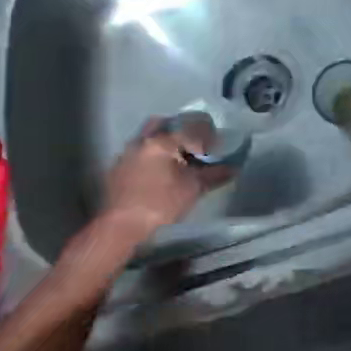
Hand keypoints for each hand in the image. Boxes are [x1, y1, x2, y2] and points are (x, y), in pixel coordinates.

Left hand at [96, 117, 234, 239]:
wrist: (120, 226)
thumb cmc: (160, 204)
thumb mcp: (192, 189)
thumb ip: (214, 174)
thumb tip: (233, 168)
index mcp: (162, 141)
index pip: (190, 128)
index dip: (207, 134)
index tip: (216, 144)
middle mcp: (142, 140)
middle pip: (164, 123)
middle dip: (181, 128)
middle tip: (194, 142)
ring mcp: (127, 152)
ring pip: (149, 136)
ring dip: (164, 140)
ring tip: (178, 157)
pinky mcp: (117, 167)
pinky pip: (139, 151)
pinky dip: (152, 154)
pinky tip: (159, 170)